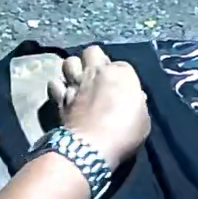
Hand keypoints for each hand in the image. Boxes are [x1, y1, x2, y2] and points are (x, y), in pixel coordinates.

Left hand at [48, 45, 149, 164]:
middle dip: (94, 60)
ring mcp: (75, 84)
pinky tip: (63, 95)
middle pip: (92, 52)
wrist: (91, 146)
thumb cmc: (124, 133)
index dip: (121, 77)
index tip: (121, 90)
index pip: (121, 65)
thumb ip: (137, 103)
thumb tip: (134, 98)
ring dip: (73, 69)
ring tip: (77, 81)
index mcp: (121, 73)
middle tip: (97, 75)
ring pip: (69, 62)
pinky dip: (57, 88)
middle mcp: (96, 72)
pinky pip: (54, 84)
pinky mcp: (59, 98)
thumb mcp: (143, 119)